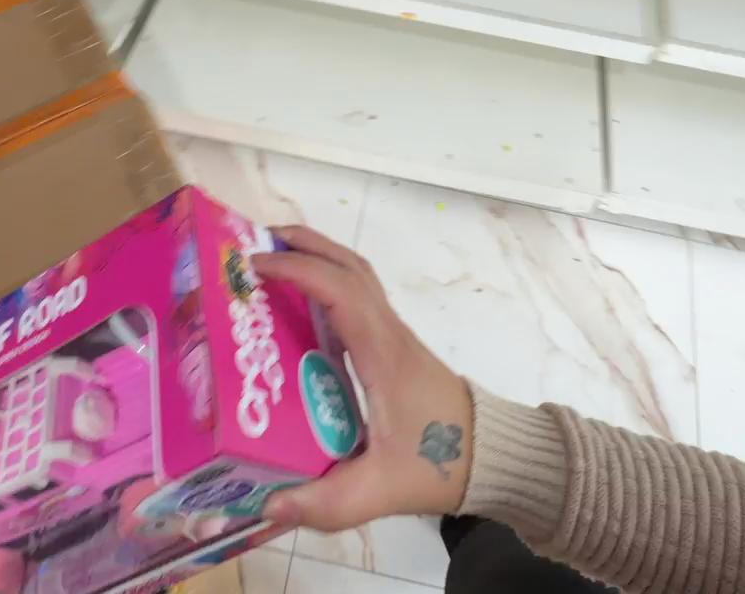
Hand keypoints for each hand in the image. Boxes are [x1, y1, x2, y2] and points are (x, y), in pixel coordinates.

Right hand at [253, 225, 473, 531]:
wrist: (487, 451)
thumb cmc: (436, 461)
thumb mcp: (382, 490)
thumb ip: (328, 503)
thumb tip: (268, 502)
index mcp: (381, 352)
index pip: (342, 290)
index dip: (300, 269)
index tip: (256, 265)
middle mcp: (387, 329)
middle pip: (350, 264)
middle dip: (305, 244)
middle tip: (258, 241)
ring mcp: (392, 330)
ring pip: (357, 272)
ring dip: (318, 254)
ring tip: (274, 255)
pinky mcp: (390, 339)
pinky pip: (358, 291)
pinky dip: (328, 277)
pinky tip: (300, 297)